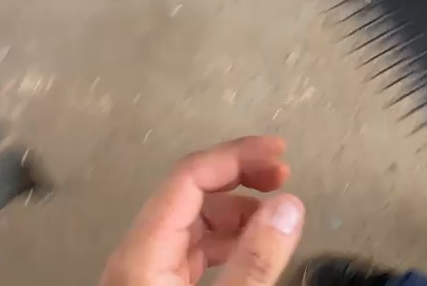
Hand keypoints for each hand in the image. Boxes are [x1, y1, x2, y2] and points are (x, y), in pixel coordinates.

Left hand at [101, 136, 303, 285]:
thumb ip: (253, 261)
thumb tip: (290, 203)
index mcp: (141, 253)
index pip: (189, 175)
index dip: (237, 155)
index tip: (280, 153)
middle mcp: (136, 258)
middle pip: (189, 193)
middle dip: (240, 175)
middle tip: (283, 175)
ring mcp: (142, 278)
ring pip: (191, 223)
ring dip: (236, 208)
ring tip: (275, 216)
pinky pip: (190, 251)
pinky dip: (225, 239)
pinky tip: (250, 247)